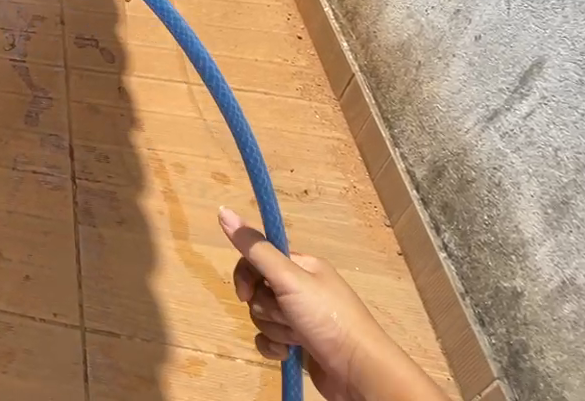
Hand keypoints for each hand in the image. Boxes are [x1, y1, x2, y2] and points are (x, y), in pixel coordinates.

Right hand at [218, 206, 446, 400]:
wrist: (363, 376)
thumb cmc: (328, 319)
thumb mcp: (289, 278)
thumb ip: (255, 247)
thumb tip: (221, 210)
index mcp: (302, 266)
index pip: (257, 258)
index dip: (246, 275)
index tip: (245, 293)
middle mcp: (302, 289)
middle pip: (258, 290)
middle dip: (266, 307)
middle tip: (287, 316)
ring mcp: (302, 319)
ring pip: (263, 316)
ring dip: (274, 329)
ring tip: (297, 339)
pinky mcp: (301, 346)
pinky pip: (269, 339)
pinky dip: (273, 347)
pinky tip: (285, 355)